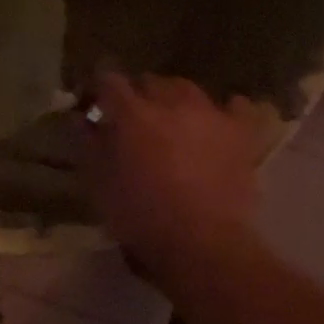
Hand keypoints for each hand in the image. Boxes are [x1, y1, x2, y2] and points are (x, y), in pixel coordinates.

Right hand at [89, 73, 262, 284]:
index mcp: (133, 114)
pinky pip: (234, 107)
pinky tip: (214, 123)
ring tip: (169, 118)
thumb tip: (81, 120)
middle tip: (129, 116)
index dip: (98, 88)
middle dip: (137, 93)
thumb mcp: (99, 183)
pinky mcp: (241, 133)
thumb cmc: (139, 215)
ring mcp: (211, 115)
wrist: (200, 241)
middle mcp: (172, 103)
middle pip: (151, 82)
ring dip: (173, 99)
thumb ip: (89, 145)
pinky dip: (222, 110)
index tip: (92, 101)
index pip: (109, 81)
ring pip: (188, 90)